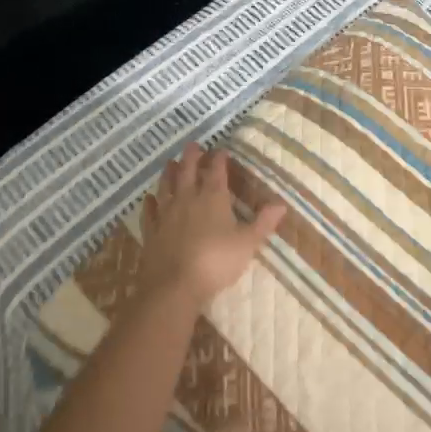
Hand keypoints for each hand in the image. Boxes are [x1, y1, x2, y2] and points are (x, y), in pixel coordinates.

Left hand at [136, 142, 286, 308]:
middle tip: (193, 145)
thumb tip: (282, 204)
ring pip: (166, 186)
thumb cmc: (216, 261)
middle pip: (188, 171)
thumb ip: (263, 222)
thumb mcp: (248, 243)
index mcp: (213, 198)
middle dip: (192, 157)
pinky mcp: (151, 232)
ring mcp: (166, 214)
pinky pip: (150, 212)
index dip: (219, 159)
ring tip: (170, 162)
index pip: (217, 171)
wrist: (174, 286)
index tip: (221, 150)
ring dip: (169, 173)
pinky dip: (150, 203)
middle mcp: (188, 199)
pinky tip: (149, 199)